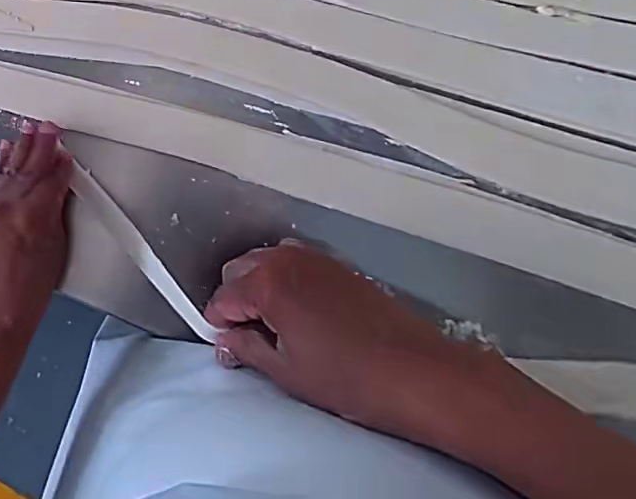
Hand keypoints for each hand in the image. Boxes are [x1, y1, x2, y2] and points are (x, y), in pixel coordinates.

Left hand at [0, 121, 72, 340]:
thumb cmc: (28, 292)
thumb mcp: (57, 248)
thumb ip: (57, 211)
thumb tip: (59, 189)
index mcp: (33, 214)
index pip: (52, 178)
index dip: (62, 165)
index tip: (67, 155)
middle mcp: (8, 206)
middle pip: (30, 166)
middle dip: (43, 144)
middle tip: (51, 128)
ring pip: (10, 169)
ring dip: (22, 148)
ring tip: (30, 130)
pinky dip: (2, 165)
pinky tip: (6, 151)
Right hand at [203, 240, 535, 453]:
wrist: (417, 372)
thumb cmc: (356, 377)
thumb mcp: (288, 372)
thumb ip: (247, 348)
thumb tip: (228, 340)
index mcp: (267, 284)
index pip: (222, 297)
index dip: (218, 323)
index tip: (223, 341)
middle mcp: (285, 259)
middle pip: (238, 271)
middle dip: (235, 300)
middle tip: (247, 337)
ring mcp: (311, 257)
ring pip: (264, 262)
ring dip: (258, 286)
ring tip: (276, 327)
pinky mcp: (333, 263)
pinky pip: (292, 262)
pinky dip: (284, 279)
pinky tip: (300, 313)